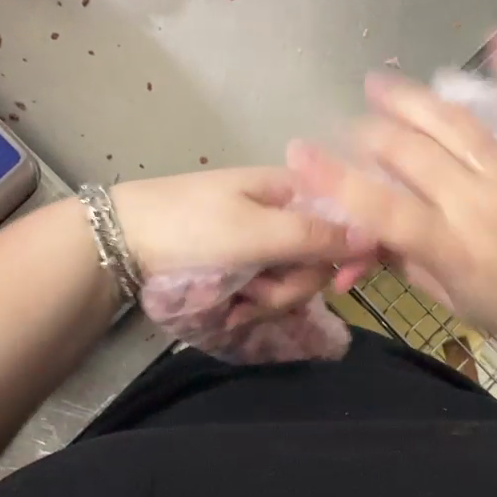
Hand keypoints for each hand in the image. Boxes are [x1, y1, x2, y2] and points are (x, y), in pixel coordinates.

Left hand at [111, 167, 374, 321]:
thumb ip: (316, 236)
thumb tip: (376, 236)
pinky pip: (267, 294)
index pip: (347, 220)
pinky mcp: (244, 270)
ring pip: (294, 284)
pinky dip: (250, 305)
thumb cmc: (191, 226)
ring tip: (234, 297)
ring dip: (267, 299)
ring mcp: (262, 245)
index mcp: (292, 190)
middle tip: (257, 288)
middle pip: (320, 261)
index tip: (345, 282)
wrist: (121, 244)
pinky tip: (228, 305)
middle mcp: (284, 216)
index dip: (353, 253)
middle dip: (293, 285)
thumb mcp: (257, 231)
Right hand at [289, 28, 496, 353]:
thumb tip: (365, 234)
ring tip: (377, 84)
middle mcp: (479, 203)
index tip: (299, 154)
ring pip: (453, 126)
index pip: (383, 210)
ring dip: (410, 101)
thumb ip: (408, 262)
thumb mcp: (451, 301)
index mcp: (452, 248)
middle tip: (346, 129)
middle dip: (368, 135)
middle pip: (411, 155)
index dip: (336, 181)